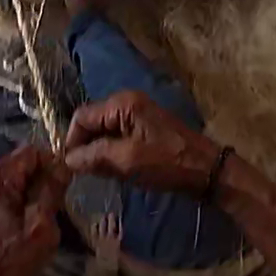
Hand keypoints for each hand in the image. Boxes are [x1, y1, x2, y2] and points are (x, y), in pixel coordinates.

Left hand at [0, 144, 66, 275]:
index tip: (65, 184)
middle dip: (42, 177)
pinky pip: (5, 189)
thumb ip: (51, 190)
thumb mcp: (41, 227)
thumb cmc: (13, 262)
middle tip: (57, 203)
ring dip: (32, 189)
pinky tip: (29, 219)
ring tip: (44, 214)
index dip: (51, 163)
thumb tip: (63, 165)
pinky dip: (20, 197)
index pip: (30, 151)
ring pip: (15, 176)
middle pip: (21, 162)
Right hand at [62, 90, 220, 194]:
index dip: (72, 140)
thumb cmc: (167, 163)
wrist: (208, 171)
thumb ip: (94, 156)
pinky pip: (117, 136)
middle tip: (83, 172)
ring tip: (98, 173)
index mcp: (122, 104)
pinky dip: (111, 151)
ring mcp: (138, 114)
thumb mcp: (127, 160)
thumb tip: (67, 159)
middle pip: (92, 122)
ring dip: (98, 151)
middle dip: (85, 146)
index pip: (81, 117)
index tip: (70, 166)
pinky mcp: (145, 128)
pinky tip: (114, 168)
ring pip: (104, 131)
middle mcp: (127, 102)